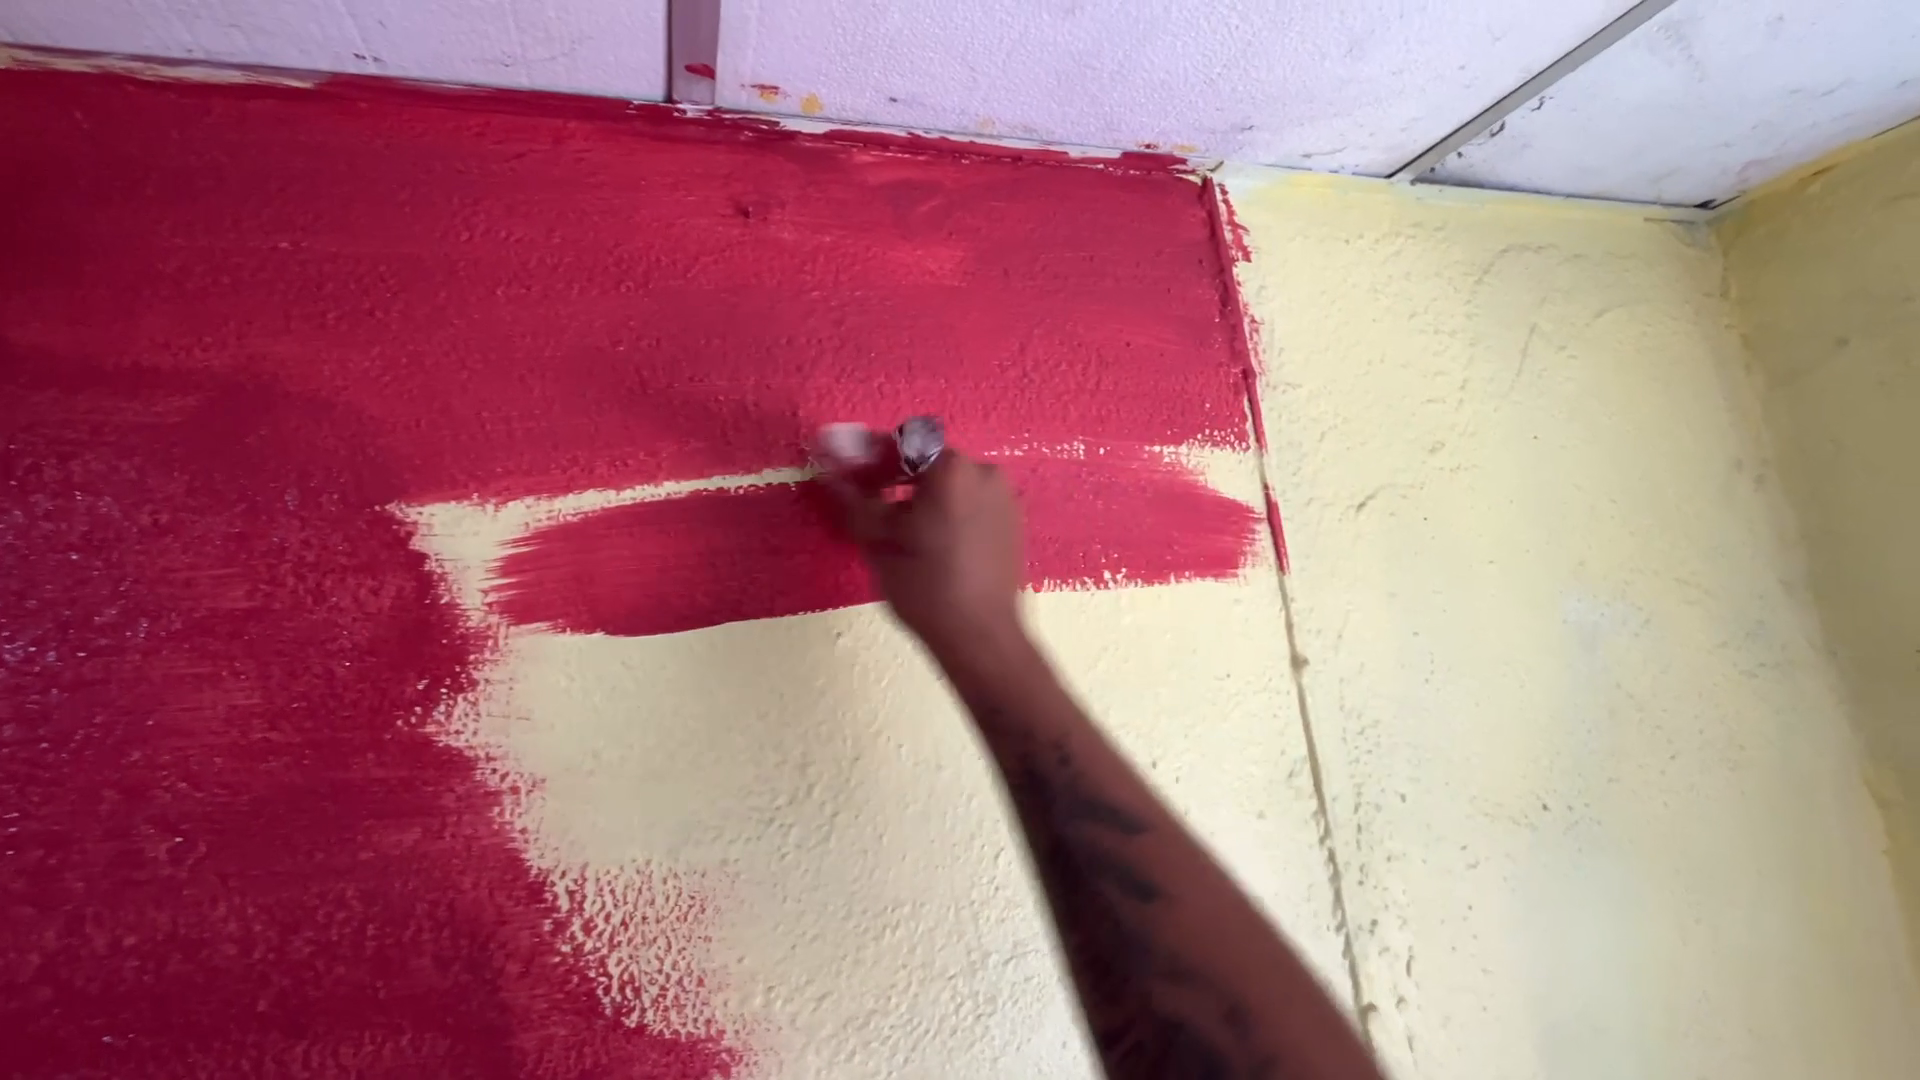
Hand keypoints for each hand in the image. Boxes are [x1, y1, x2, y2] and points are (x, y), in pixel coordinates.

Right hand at [820, 449, 1026, 662]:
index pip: (900, 444)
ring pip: (952, 484)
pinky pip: (972, 502)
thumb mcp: (878, 541)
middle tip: (872, 507)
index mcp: (951, 469)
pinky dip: (949, 511)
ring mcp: (1004, 497)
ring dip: (924, 496)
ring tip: (903, 531)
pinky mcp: (1014, 521)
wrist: (982, 637)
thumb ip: (854, 497)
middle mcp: (984, 471)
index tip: (849, 475)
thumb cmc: (925, 589)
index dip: (869, 458)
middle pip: (929, 462)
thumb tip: (829, 463)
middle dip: (898, 478)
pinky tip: (934, 542)